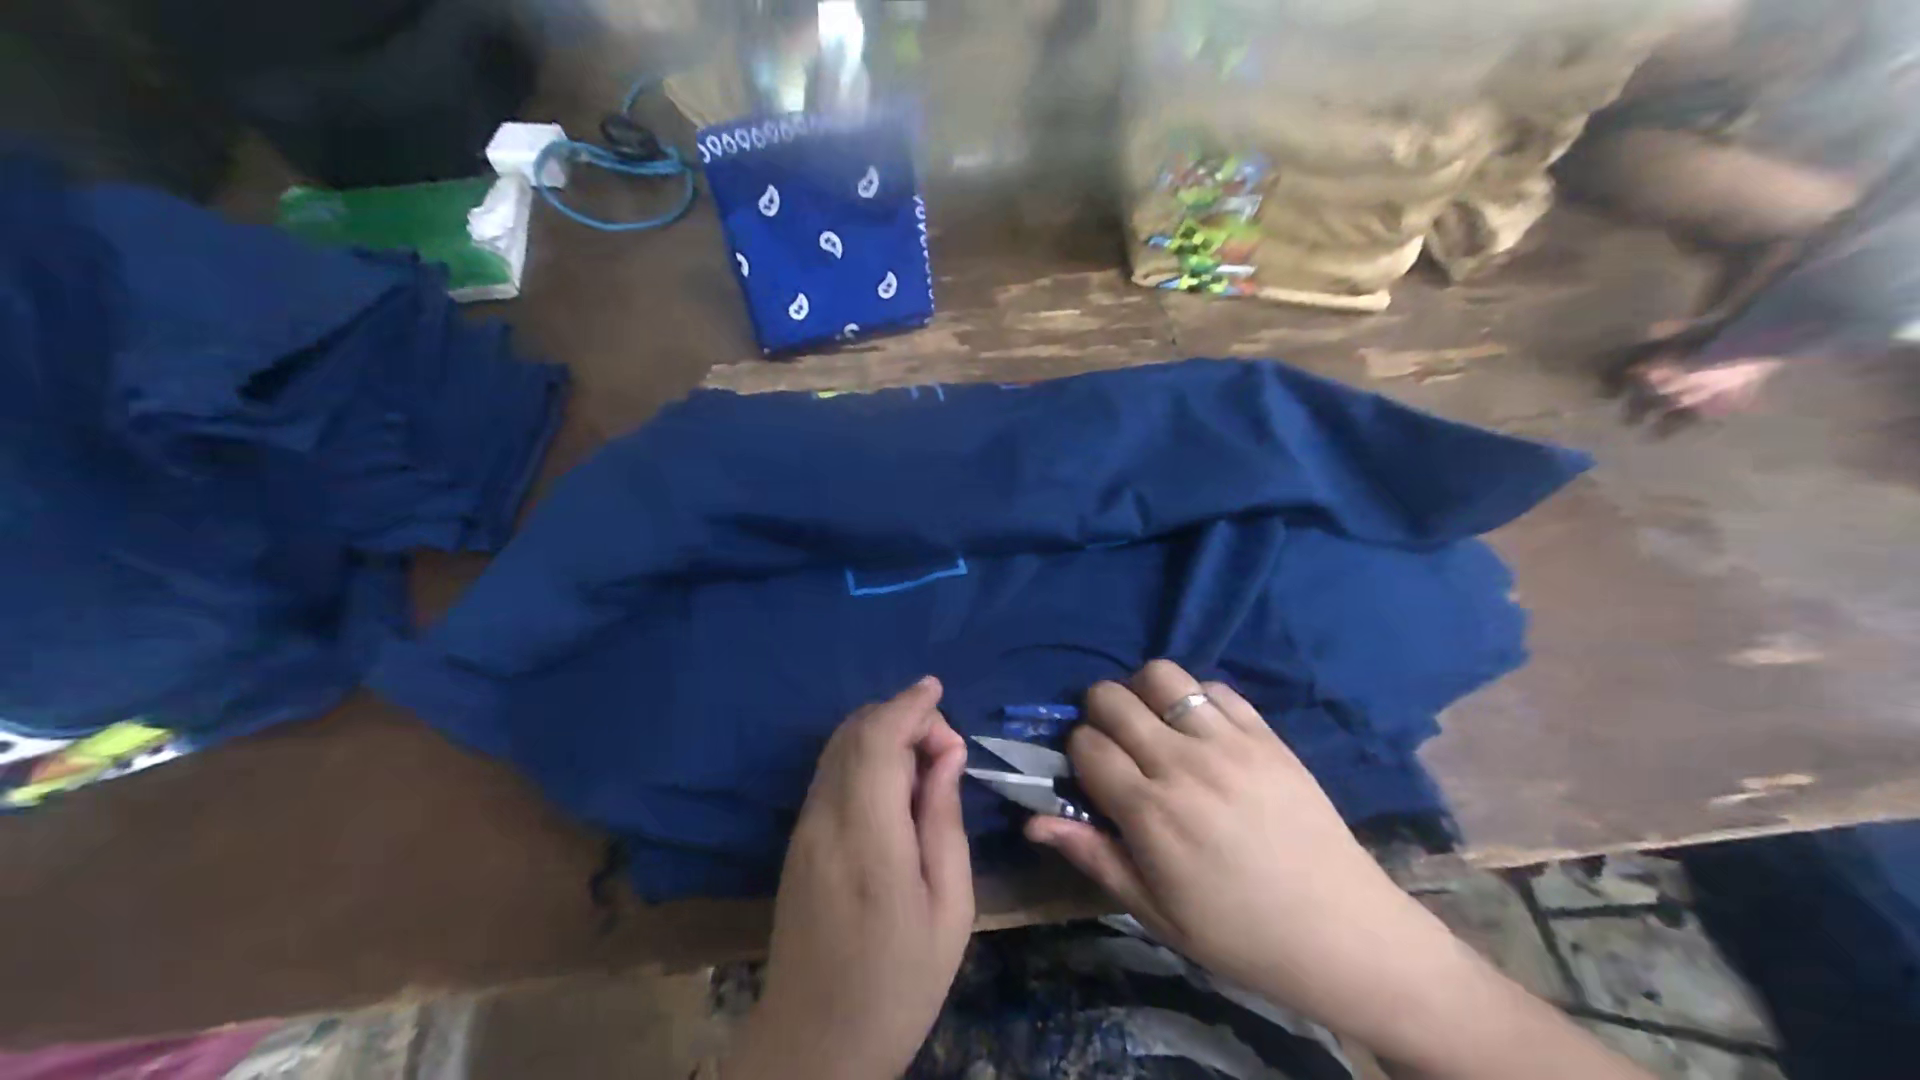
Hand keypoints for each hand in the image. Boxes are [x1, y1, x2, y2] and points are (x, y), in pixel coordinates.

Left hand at [725, 677, 973, 1079]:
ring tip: (926, 755)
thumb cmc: (899, 984)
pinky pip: (830, 772)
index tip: (938, 689)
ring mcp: (803, 829)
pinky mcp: (796, 840)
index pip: (877, 741)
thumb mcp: (950, 908)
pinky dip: (863, 752)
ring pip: (837, 747)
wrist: (813, 1044)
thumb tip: (947, 753)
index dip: (908, 704)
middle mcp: (825, 821)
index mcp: (869, 840)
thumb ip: (944, 820)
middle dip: (900, 714)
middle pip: (853, 733)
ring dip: (881, 730)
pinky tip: (893, 775)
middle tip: (945, 742)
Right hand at [1028, 661, 1650, 1079]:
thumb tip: (1032, 821)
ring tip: (1154, 724)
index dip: (1077, 752)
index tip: (1090, 772)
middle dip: (1098, 712)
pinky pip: (1216, 688)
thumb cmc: (1238, 933)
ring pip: (1162, 676)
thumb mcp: (1155, 911)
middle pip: (1112, 698)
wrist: (1345, 935)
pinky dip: (1196, 698)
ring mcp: (1229, 743)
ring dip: (1144, 692)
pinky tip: (1201, 730)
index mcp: (1151, 812)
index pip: (1086, 744)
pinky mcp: (1267, 736)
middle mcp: (1183, 764)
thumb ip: (1093, 856)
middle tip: (1114, 742)